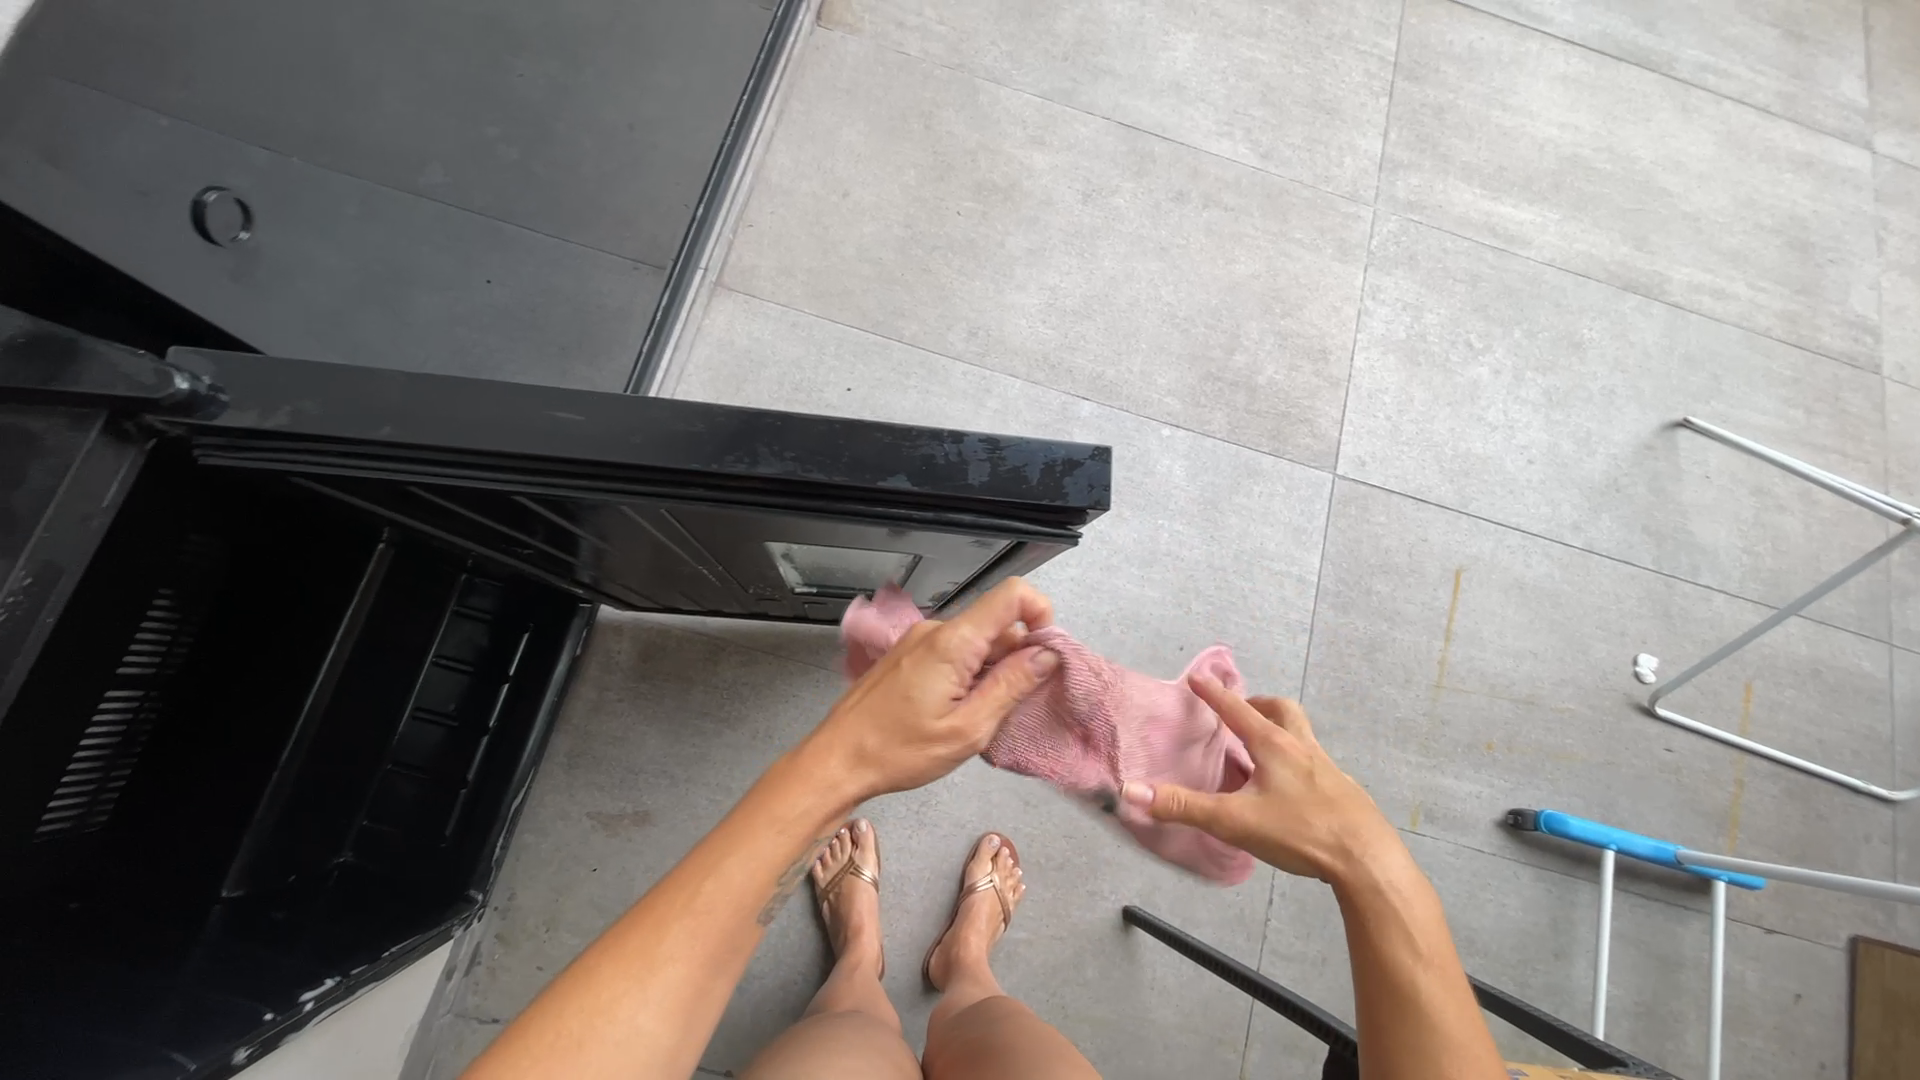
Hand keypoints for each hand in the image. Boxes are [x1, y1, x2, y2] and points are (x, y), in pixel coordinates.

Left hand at [809, 577, 1059, 797]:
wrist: (837, 760)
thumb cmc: (896, 751)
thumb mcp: (967, 729)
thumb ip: (1011, 686)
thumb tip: (1047, 655)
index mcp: (953, 641)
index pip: (1013, 595)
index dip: (1041, 615)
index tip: (1046, 656)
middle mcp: (936, 630)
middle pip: (998, 623)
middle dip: (1018, 658)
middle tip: (1014, 705)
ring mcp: (920, 641)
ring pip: (978, 642)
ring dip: (993, 672)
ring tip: (980, 716)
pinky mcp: (911, 655)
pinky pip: (956, 653)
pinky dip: (971, 676)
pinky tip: (959, 712)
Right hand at [1123, 677, 1406, 887]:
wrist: (1368, 861)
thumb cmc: (1300, 832)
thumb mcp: (1233, 820)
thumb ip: (1182, 806)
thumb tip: (1133, 790)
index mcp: (1274, 746)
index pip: (1238, 710)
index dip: (1215, 694)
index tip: (1199, 677)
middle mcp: (1303, 749)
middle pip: (1283, 711)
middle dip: (1260, 705)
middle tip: (1243, 711)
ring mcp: (1328, 770)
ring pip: (1304, 736)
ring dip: (1282, 732)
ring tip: (1264, 750)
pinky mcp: (1345, 794)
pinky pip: (1317, 766)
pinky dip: (1298, 764)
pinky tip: (1292, 791)